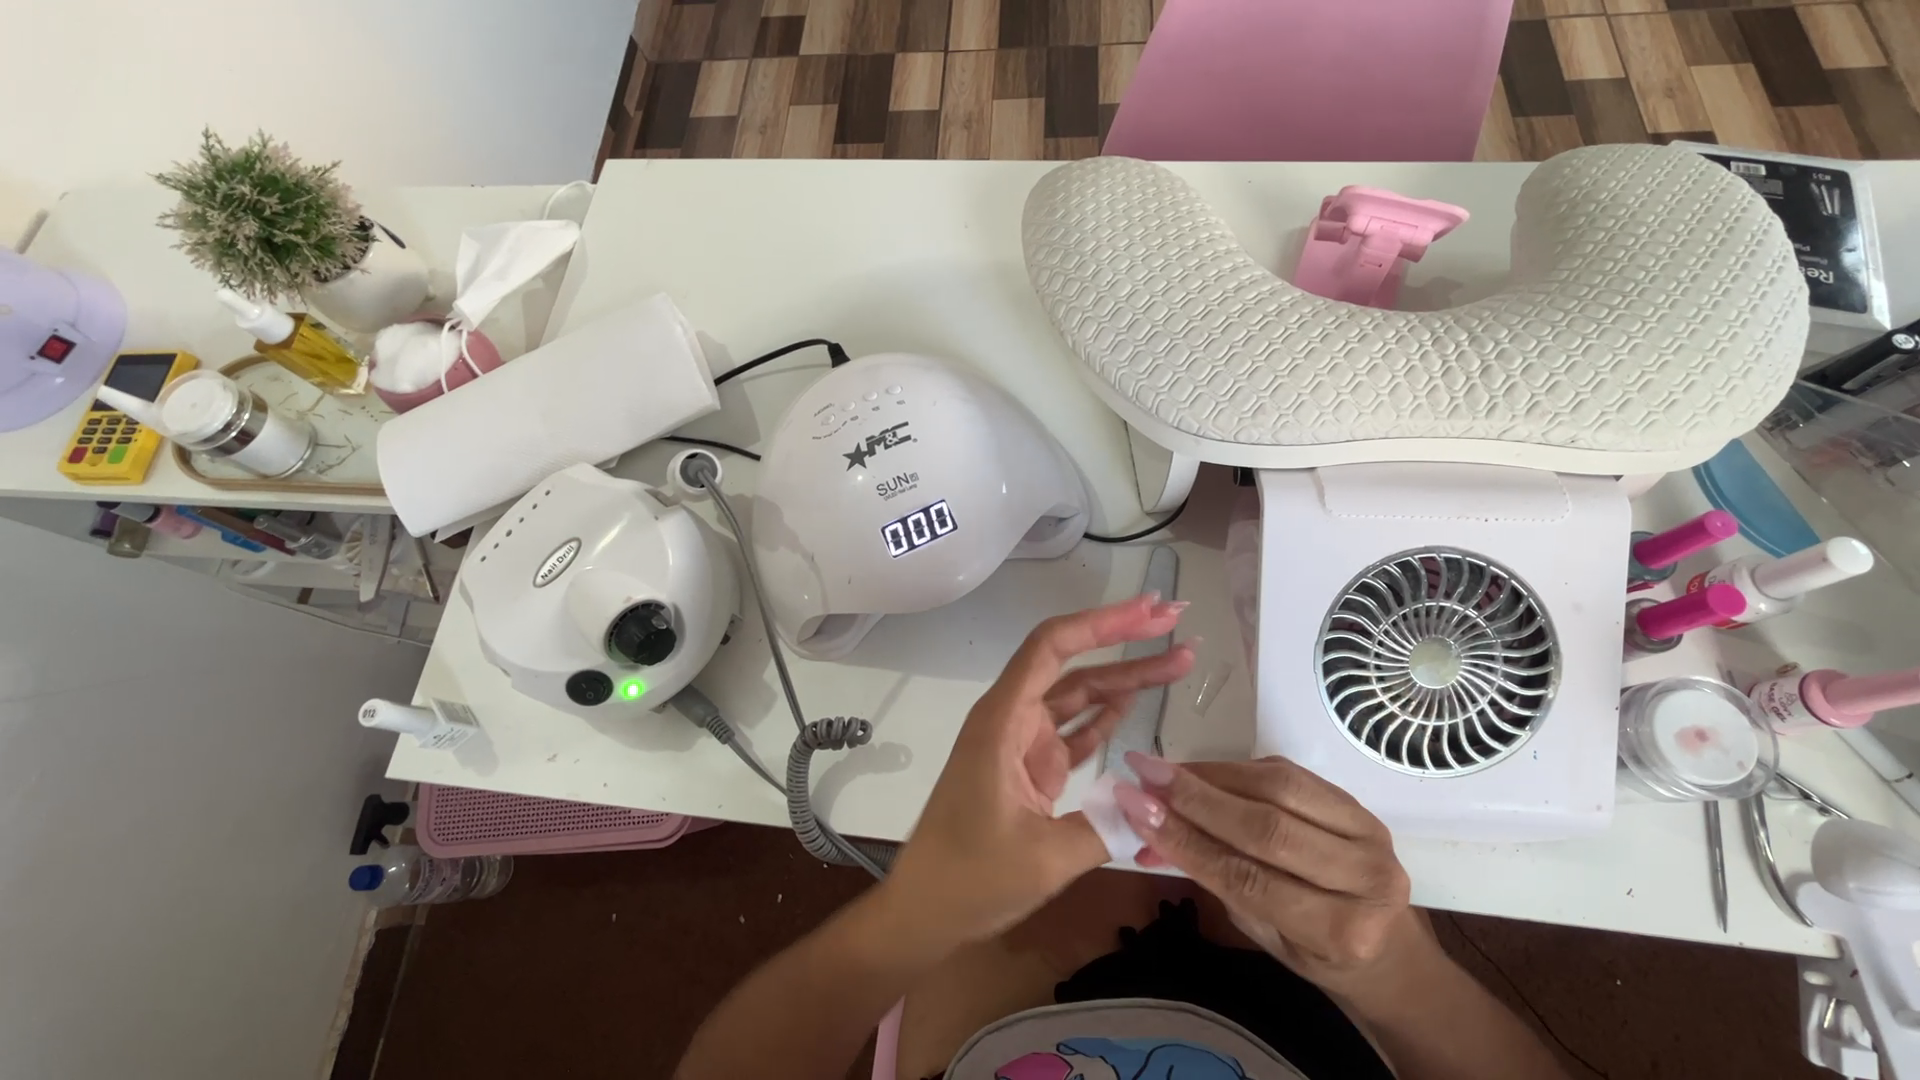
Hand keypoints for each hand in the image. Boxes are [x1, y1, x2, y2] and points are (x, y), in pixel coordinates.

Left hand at [880, 594, 1194, 947]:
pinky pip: (1074, 730)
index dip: (1101, 623)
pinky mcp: (1031, 767)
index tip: (1149, 611)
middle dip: (1123, 639)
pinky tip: (1139, 701)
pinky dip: (1106, 714)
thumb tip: (1162, 802)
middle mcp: (1011, 718)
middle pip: (1071, 662)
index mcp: (1003, 720)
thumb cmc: (971, 878)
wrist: (926, 911)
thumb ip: (1108, 826)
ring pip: (1078, 695)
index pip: (1052, 648)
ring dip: (1125, 679)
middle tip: (1174, 618)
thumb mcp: (1045, 857)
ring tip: (1179, 661)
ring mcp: (1021, 742)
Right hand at [1113, 755, 1424, 995]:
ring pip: (1279, 790)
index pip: (1247, 878)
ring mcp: (1369, 834)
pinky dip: (1235, 770)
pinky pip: (1288, 774)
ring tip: (1162, 770)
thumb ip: (1211, 877)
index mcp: (1340, 931)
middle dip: (1194, 799)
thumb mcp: (1260, 932)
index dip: (1185, 840)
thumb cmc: (1312, 950)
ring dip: (1210, 777)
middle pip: (1267, 828)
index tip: (1133, 808)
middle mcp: (1366, 879)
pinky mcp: (1358, 802)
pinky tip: (1199, 771)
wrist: (1385, 947)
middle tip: (1141, 778)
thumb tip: (1146, 829)